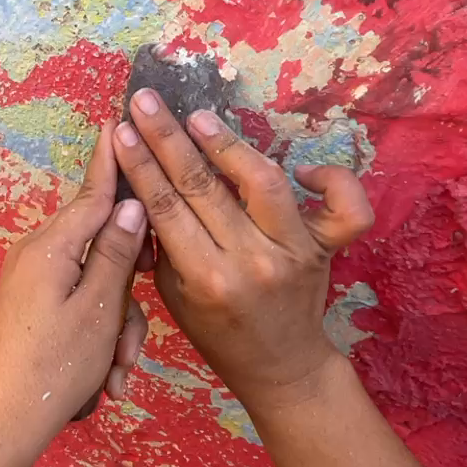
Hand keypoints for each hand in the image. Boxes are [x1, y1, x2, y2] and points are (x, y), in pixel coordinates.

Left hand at [0, 124, 150, 456]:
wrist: (3, 420)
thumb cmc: (54, 365)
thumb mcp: (98, 309)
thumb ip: (115, 253)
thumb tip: (130, 205)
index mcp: (50, 246)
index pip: (92, 193)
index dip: (112, 160)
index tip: (118, 119)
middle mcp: (37, 253)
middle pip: (102, 250)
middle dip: (125, 300)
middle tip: (127, 348)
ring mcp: (33, 279)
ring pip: (95, 286)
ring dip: (113, 330)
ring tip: (112, 375)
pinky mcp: (32, 302)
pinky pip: (78, 305)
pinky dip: (95, 337)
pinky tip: (100, 379)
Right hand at [114, 89, 373, 410]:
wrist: (279, 365)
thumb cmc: (215, 329)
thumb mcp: (171, 293)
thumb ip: (161, 240)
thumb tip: (142, 181)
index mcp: (205, 279)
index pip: (165, 207)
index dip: (140, 163)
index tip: (120, 128)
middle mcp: (252, 261)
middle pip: (202, 185)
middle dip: (167, 137)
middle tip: (146, 101)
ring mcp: (295, 251)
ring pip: (262, 181)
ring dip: (226, 143)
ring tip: (198, 116)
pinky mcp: (328, 248)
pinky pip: (346, 207)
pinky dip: (332, 179)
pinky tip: (302, 165)